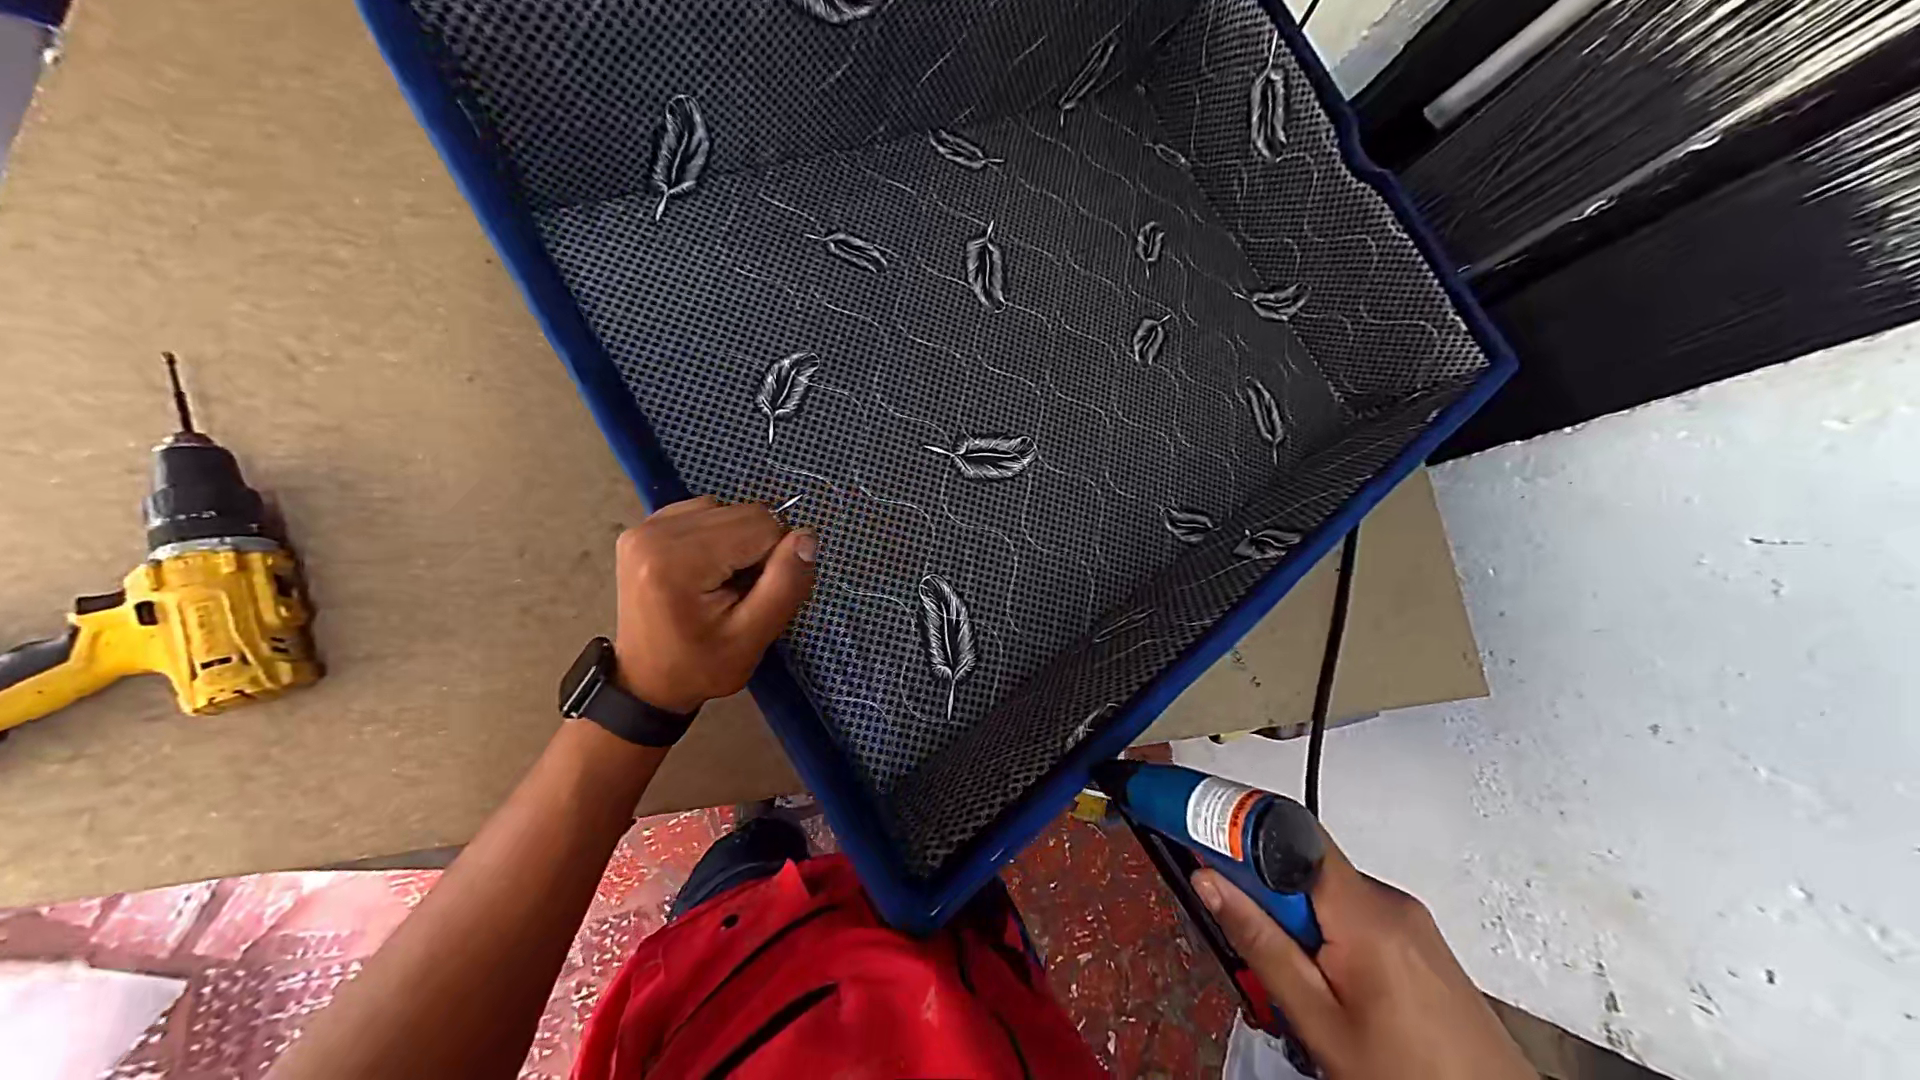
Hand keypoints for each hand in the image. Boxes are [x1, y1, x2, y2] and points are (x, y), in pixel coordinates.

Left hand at [611, 496, 816, 713]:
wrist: (647, 682)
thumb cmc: (702, 666)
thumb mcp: (754, 636)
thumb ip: (786, 583)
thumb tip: (808, 536)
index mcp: (678, 559)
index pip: (763, 526)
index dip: (775, 559)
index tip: (754, 596)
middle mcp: (656, 531)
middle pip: (745, 513)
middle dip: (757, 550)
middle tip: (739, 593)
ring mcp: (646, 526)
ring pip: (729, 510)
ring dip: (739, 543)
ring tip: (722, 583)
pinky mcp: (645, 526)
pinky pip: (705, 512)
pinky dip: (717, 537)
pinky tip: (705, 570)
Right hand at [1193, 831, 1532, 1079]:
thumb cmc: (1411, 1077)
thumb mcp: (1316, 1018)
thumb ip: (1259, 943)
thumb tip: (1209, 882)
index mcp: (1366, 914)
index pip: (1291, 835)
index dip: (1242, 832)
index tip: (1202, 839)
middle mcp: (1390, 901)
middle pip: (1302, 865)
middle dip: (1267, 893)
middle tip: (1254, 940)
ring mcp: (1407, 917)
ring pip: (1324, 890)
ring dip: (1296, 917)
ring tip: (1303, 979)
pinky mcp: (1415, 934)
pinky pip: (1351, 908)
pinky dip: (1325, 929)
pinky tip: (1331, 980)